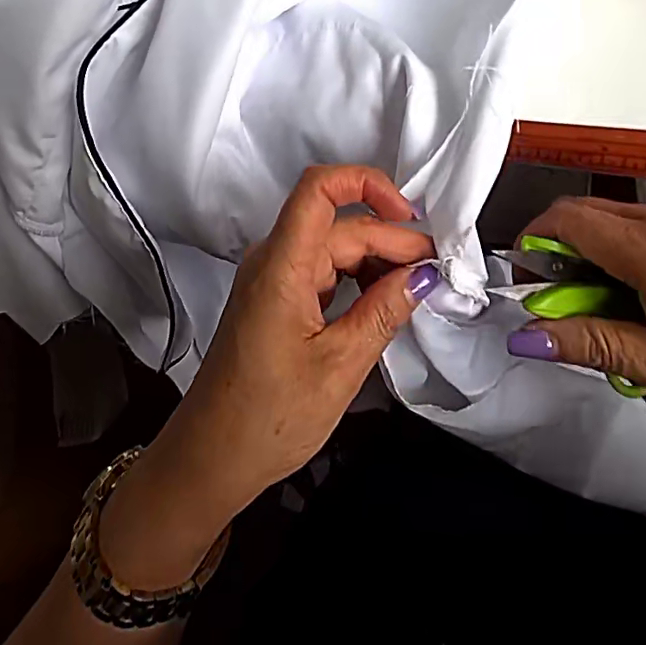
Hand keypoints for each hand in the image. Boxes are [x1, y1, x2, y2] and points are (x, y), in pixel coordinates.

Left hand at [99, 166, 439, 586]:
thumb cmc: (267, 419)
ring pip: (336, 247)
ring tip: (417, 287)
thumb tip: (422, 275)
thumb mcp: (340, 365)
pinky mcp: (279, 299)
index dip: (368, 184)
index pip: (319, 189)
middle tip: (435, 271)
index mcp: (282, 268)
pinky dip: (361, 278)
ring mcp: (274, 279)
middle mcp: (274, 261)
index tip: (410, 216)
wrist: (211, 460)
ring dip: (379, 260)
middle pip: (340, 225)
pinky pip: (326, 271)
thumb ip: (384, 311)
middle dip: (392, 240)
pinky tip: (387, 299)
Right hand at [505, 198, 645, 454]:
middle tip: (561, 317)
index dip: (531, 247)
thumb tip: (536, 335)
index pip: (564, 219)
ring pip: (617, 228)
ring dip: (594, 268)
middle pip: (586, 218)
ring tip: (609, 326)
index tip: (525, 286)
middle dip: (559, 261)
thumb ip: (593, 343)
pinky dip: (627, 269)